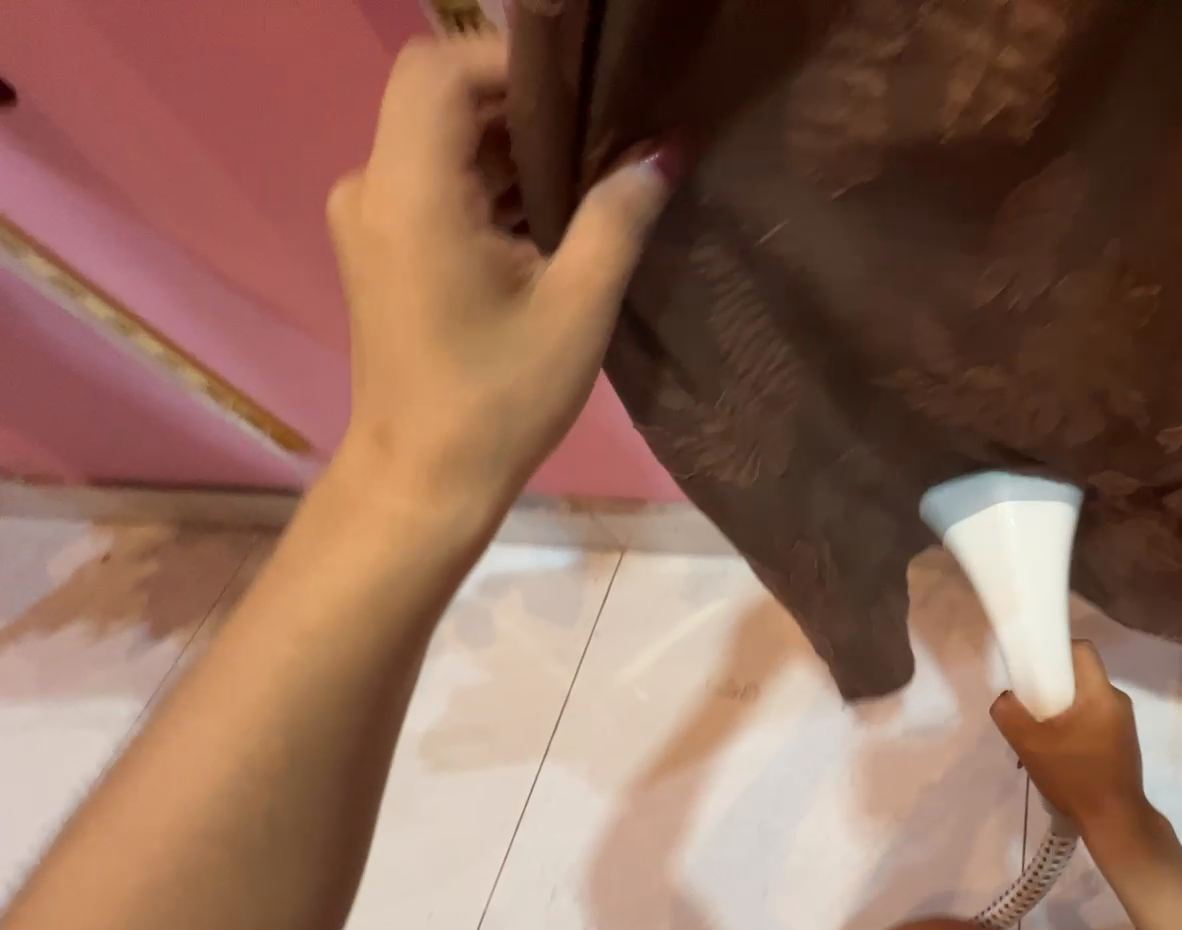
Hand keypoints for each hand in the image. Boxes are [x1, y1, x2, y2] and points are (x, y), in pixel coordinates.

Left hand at [326, 35, 671, 518]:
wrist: (428, 474)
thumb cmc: (504, 395)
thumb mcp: (579, 307)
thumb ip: (618, 220)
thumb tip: (664, 153)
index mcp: (412, 190)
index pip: (442, 66)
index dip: (515, 59)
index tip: (594, 88)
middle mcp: (374, 185)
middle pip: (443, 101)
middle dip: (529, 107)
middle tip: (614, 131)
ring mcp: (374, 218)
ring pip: (444, 145)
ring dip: (517, 150)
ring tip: (598, 175)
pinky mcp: (387, 248)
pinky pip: (440, 187)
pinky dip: (496, 186)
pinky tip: (555, 216)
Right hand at [989, 642, 1157, 844]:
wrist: (1115, 821)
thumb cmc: (1075, 777)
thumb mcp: (1031, 745)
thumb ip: (1010, 714)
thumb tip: (1007, 698)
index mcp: (1101, 694)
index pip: (1082, 650)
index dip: (1056, 650)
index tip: (1034, 667)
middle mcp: (1117, 701)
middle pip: (1080, 677)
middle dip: (1052, 686)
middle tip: (1030, 706)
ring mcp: (1123, 723)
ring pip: (1085, 701)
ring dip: (1061, 710)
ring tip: (1040, 735)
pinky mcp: (1122, 742)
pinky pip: (1093, 720)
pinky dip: (1073, 726)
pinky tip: (1057, 752)